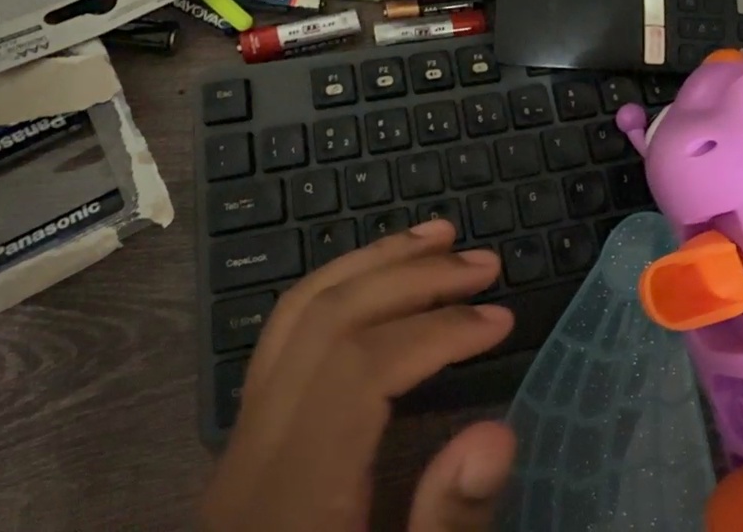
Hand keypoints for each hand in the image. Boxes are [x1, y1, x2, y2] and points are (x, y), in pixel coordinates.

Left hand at [201, 219, 517, 531]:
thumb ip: (447, 525)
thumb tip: (497, 434)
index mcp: (293, 494)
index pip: (362, 367)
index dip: (437, 328)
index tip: (501, 318)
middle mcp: (254, 449)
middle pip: (325, 321)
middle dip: (411, 277)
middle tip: (482, 262)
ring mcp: (241, 438)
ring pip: (295, 314)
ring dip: (370, 263)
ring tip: (434, 238)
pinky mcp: (245, 439)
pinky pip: (284, 335)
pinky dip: (338, 288)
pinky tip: (378, 280)